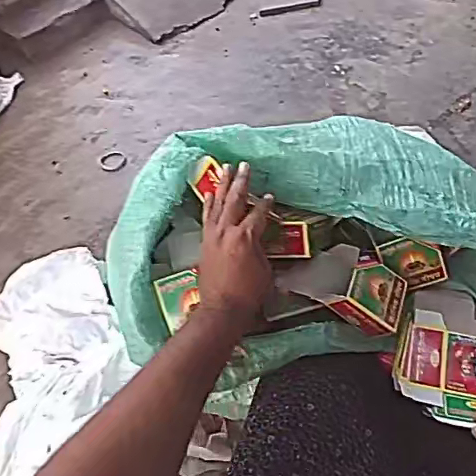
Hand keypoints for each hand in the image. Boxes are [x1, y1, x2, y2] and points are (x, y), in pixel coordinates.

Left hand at [197, 162, 273, 331]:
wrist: (222, 310)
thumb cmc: (248, 295)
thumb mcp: (265, 271)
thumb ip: (262, 250)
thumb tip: (261, 241)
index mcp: (245, 237)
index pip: (259, 213)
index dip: (266, 205)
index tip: (271, 197)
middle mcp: (226, 231)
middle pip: (235, 200)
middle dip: (241, 182)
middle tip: (244, 166)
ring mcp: (213, 236)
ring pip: (217, 204)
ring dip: (222, 186)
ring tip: (225, 169)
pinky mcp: (204, 243)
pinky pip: (207, 217)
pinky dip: (208, 204)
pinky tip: (208, 194)